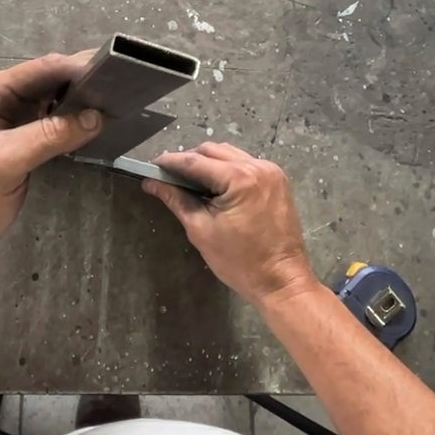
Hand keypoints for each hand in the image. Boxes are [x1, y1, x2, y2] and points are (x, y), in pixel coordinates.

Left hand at [0, 52, 102, 283]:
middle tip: (126, 86)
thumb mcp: (3, 164)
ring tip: (121, 101)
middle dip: (85, 81)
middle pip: (51, 79)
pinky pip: (54, 122)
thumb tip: (95, 115)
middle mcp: (0, 98)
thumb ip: (47, 136)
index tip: (116, 74)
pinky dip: (75, 121)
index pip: (41, 69)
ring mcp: (11, 119)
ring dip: (83, 101)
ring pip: (56, 100)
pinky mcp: (22, 141)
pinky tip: (99, 124)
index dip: (78, 68)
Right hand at [141, 142, 317, 305]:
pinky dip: (226, 169)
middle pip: (212, 151)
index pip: (195, 161)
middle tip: (170, 177)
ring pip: (229, 154)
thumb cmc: (240, 262)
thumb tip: (151, 182)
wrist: (283, 283)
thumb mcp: (201, 230)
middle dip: (189, 161)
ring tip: (190, 182)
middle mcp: (257, 167)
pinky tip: (215, 186)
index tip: (152, 166)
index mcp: (239, 178)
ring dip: (208, 163)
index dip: (170, 162)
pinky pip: (244, 163)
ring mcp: (270, 172)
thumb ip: (176, 200)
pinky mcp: (277, 180)